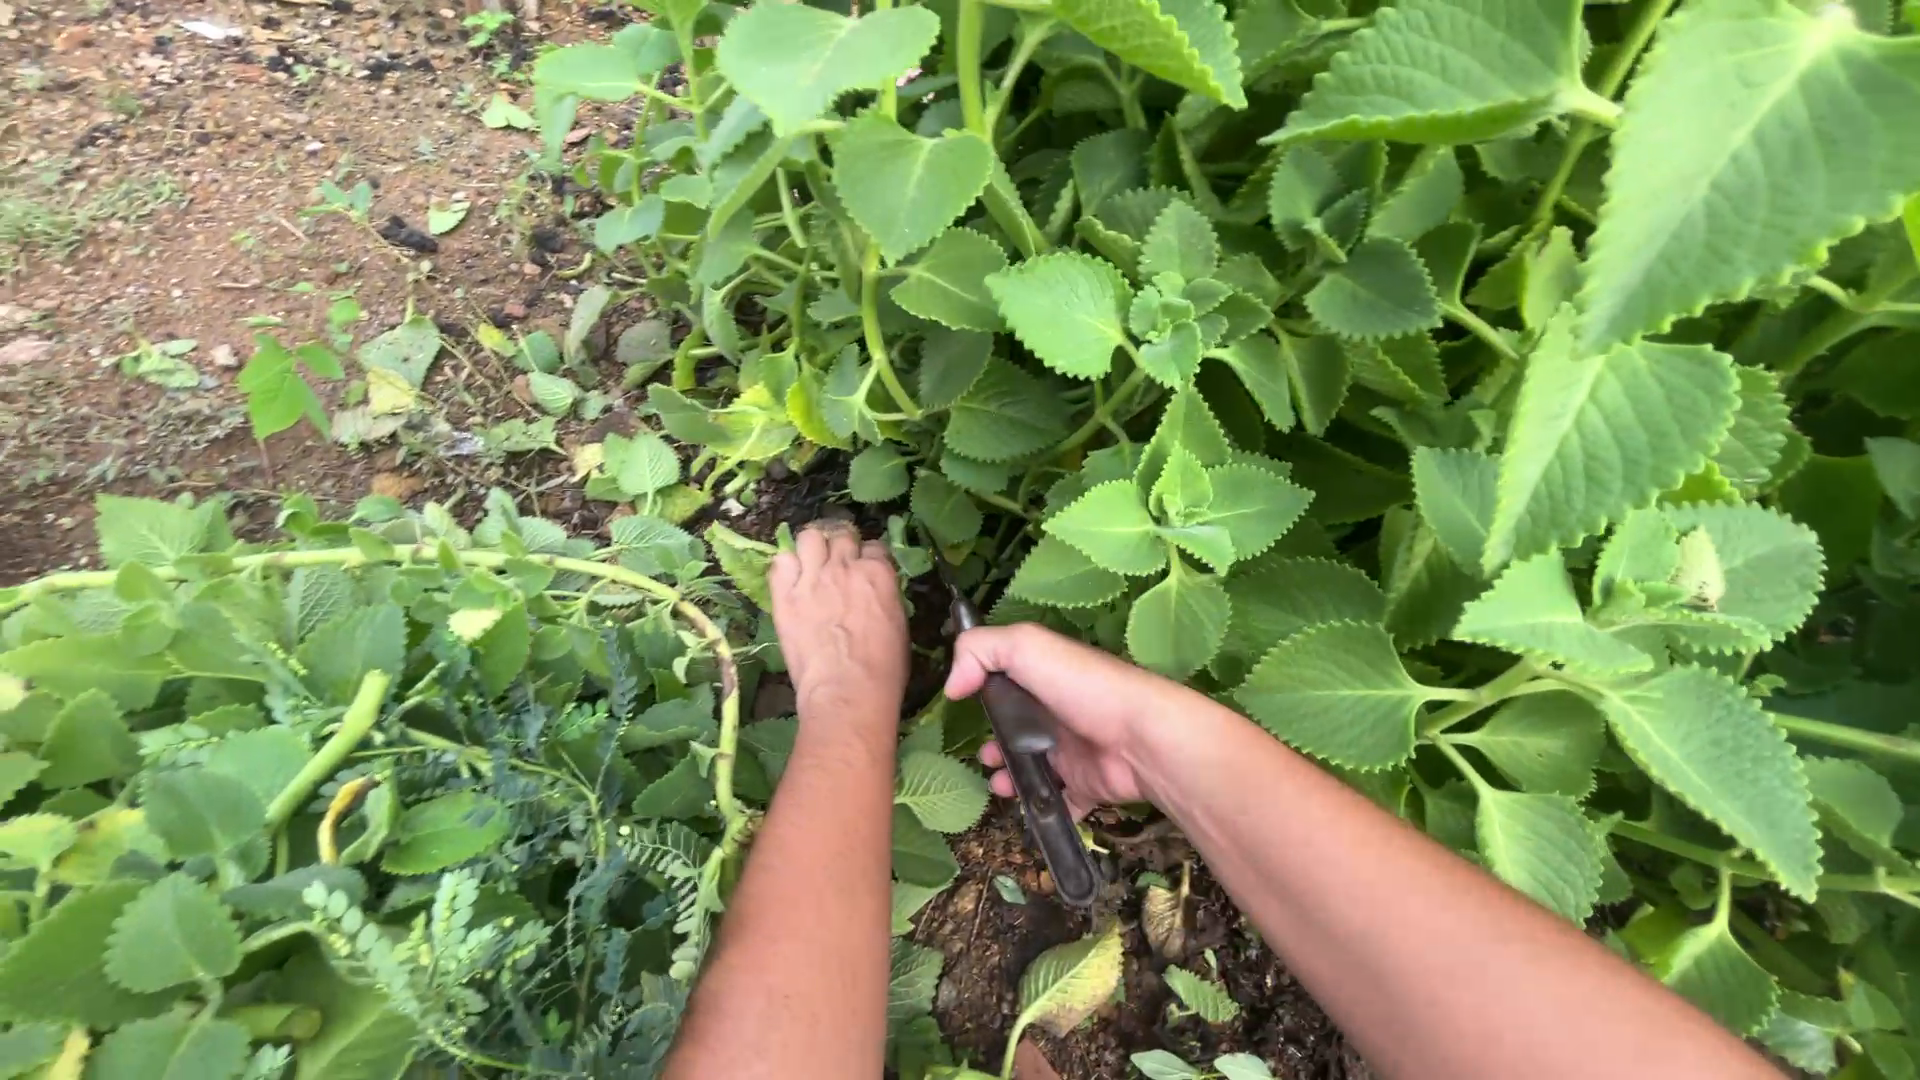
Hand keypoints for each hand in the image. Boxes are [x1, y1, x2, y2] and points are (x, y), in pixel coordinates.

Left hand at [768, 522, 908, 718]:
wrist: (847, 691)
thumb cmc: (884, 668)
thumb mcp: (899, 624)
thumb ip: (885, 597)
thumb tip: (876, 594)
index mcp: (878, 572)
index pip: (874, 546)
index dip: (868, 557)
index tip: (865, 569)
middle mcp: (845, 566)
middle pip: (841, 536)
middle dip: (841, 546)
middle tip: (837, 565)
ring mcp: (812, 577)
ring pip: (809, 537)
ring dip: (812, 548)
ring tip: (811, 565)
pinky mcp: (785, 595)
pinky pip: (780, 562)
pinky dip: (786, 566)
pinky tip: (790, 581)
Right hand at [944, 623, 1232, 816]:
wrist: (1142, 738)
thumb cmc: (1082, 686)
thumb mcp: (1025, 646)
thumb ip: (979, 650)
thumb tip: (951, 686)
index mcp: (1044, 674)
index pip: (1007, 679)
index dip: (983, 691)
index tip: (964, 706)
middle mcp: (1058, 709)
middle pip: (1016, 728)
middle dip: (993, 744)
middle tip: (984, 756)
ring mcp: (1074, 749)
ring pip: (1032, 766)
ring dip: (1010, 778)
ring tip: (1000, 785)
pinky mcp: (1087, 784)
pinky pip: (1060, 800)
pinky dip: (1042, 807)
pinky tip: (1026, 808)